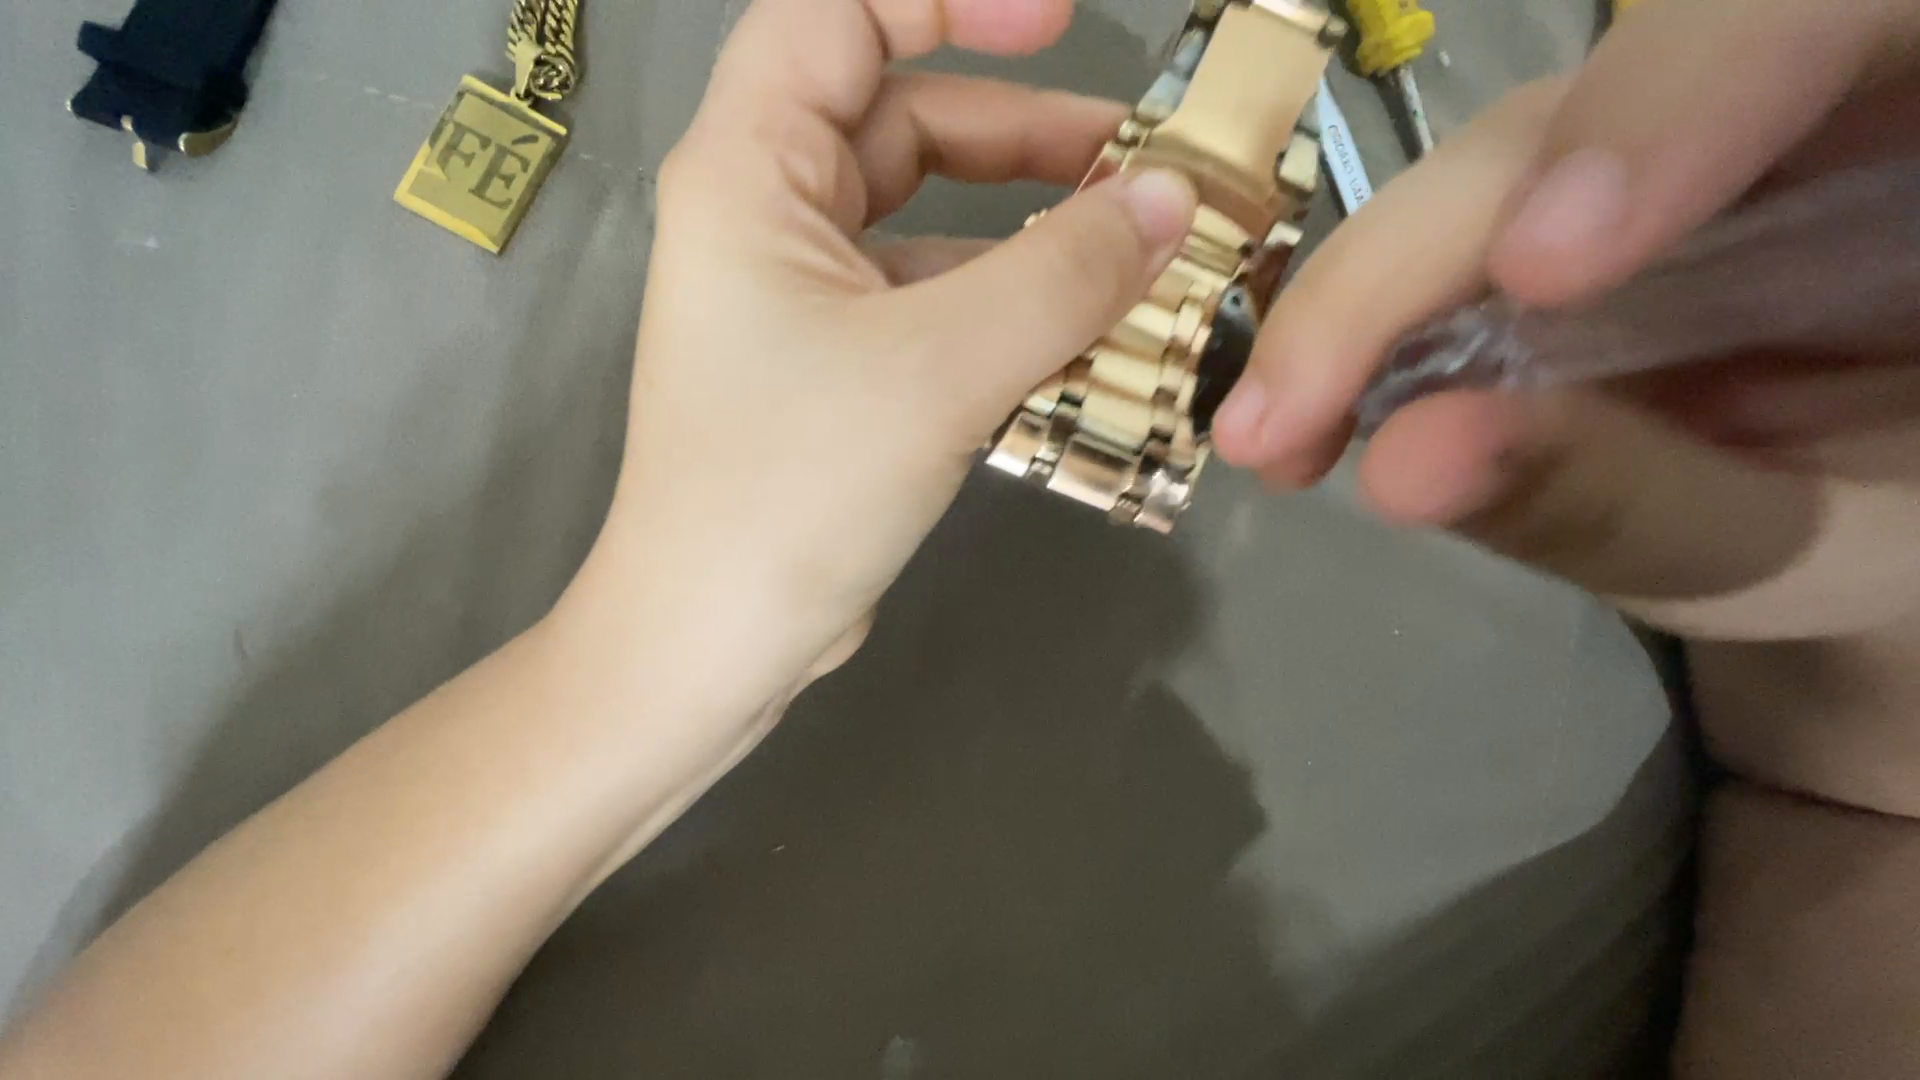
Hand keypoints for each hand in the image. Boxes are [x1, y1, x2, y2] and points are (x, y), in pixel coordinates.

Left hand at [564, 0, 1196, 715]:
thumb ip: (1062, 276)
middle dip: (1025, 140)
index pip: (837, 17)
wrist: (719, 635)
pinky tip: (1082, 338)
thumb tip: (1172, 200)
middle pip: (903, 128)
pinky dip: (1007, 315)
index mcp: (750, 174)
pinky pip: (936, 311)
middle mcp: (770, 223)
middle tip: (1139, 170)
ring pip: (931, 231)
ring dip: (1030, 240)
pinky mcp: (842, 376)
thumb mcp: (939, 368)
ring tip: (1137, 259)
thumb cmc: (796, 486)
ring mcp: (807, 306)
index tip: (1057, 17)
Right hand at [1211, 0, 1919, 811]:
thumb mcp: (1783, 546)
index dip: (1661, 112)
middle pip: (1537, 132)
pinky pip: (1414, 254)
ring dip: (1334, 318)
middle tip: (1278, 421)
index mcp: (1910, 127)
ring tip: (1268, 439)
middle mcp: (1744, 116)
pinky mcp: (1517, 227)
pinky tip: (1295, 421)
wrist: (1850, 521)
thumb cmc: (1875, 532)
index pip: (1806, 21)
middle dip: (1390, 275)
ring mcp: (1610, 167)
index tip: (1537, 274)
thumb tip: (1396, 466)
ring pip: (1449, 191)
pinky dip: (1340, 342)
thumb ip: (1627, 499)